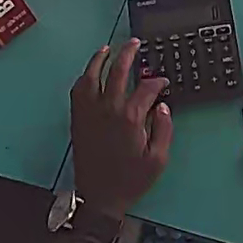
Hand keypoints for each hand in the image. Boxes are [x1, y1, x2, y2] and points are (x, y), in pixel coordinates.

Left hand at [70, 39, 172, 216]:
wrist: (99, 198)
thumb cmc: (130, 180)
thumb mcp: (158, 159)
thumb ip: (164, 130)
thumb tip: (162, 107)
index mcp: (130, 118)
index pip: (146, 88)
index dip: (158, 82)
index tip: (163, 84)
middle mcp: (108, 109)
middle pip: (117, 72)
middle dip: (128, 54)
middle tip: (134, 44)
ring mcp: (89, 112)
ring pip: (92, 76)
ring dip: (100, 59)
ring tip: (108, 48)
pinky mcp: (78, 119)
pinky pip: (78, 91)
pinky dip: (84, 78)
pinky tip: (90, 73)